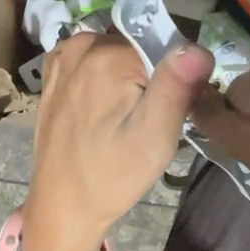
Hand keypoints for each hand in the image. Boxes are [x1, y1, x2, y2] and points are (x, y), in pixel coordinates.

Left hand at [20, 33, 213, 250]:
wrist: (63, 204)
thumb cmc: (112, 175)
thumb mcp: (155, 137)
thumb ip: (175, 87)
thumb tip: (196, 47)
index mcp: (109, 57)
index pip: (164, 46)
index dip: (175, 77)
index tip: (169, 111)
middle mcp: (82, 47)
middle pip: (138, 47)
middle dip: (149, 75)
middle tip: (147, 119)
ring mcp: (63, 59)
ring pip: (116, 51)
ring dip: (126, 76)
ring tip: (124, 117)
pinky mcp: (53, 74)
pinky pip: (91, 59)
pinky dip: (101, 75)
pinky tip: (103, 106)